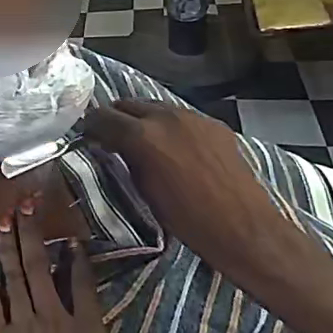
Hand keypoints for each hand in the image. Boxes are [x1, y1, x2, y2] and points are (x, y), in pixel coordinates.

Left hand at [0, 211, 148, 332]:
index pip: (86, 289)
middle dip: (34, 234)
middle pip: (44, 269)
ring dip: (7, 243)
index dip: (78, 262)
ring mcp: (23, 328)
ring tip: (3, 217)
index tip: (71, 239)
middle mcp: (57, 324)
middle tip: (27, 206)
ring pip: (15, 274)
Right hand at [83, 100, 332, 295]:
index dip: (91, 126)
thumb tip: (116, 147)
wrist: (243, 228)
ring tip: (143, 141)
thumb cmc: (187, 219)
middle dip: (116, 118)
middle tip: (111, 137)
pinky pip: (180, 117)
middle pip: (127, 104)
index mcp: (142, 136)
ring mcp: (193, 116)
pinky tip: (174, 147)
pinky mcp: (214, 124)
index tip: (89, 137)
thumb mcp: (143, 189)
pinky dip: (169, 126)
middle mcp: (166, 116)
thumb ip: (126, 159)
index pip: (102, 116)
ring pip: (154, 106)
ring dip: (143, 119)